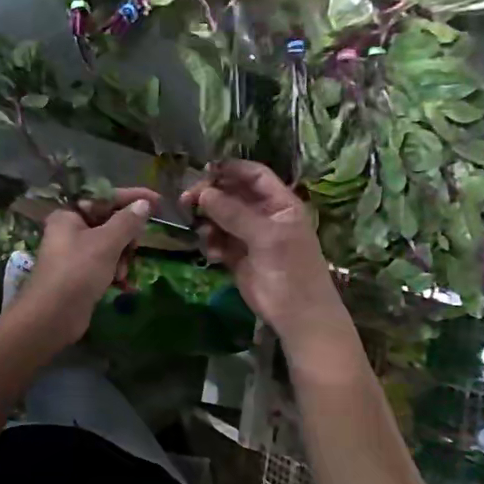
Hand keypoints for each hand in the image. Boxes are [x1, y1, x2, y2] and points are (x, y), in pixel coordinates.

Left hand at [7, 188, 159, 347]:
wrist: (52, 316)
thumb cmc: (78, 271)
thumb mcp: (106, 243)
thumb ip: (127, 222)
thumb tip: (143, 204)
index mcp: (68, 215)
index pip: (104, 198)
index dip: (131, 198)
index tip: (157, 201)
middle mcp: (69, 231)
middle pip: (110, 223)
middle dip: (126, 238)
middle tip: (134, 249)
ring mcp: (75, 254)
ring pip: (111, 246)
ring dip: (122, 259)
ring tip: (123, 274)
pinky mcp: (81, 275)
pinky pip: (106, 265)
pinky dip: (116, 273)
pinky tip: (124, 285)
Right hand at [180, 160, 350, 351]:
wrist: (297, 315)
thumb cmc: (290, 269)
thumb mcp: (266, 236)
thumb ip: (234, 213)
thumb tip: (204, 193)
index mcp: (280, 204)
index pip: (254, 175)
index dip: (231, 169)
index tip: (204, 170)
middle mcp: (263, 215)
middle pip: (232, 194)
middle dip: (210, 195)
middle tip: (186, 201)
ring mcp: (249, 236)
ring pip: (220, 217)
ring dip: (207, 221)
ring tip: (200, 232)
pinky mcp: (236, 256)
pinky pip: (216, 240)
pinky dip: (210, 243)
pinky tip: (210, 253)